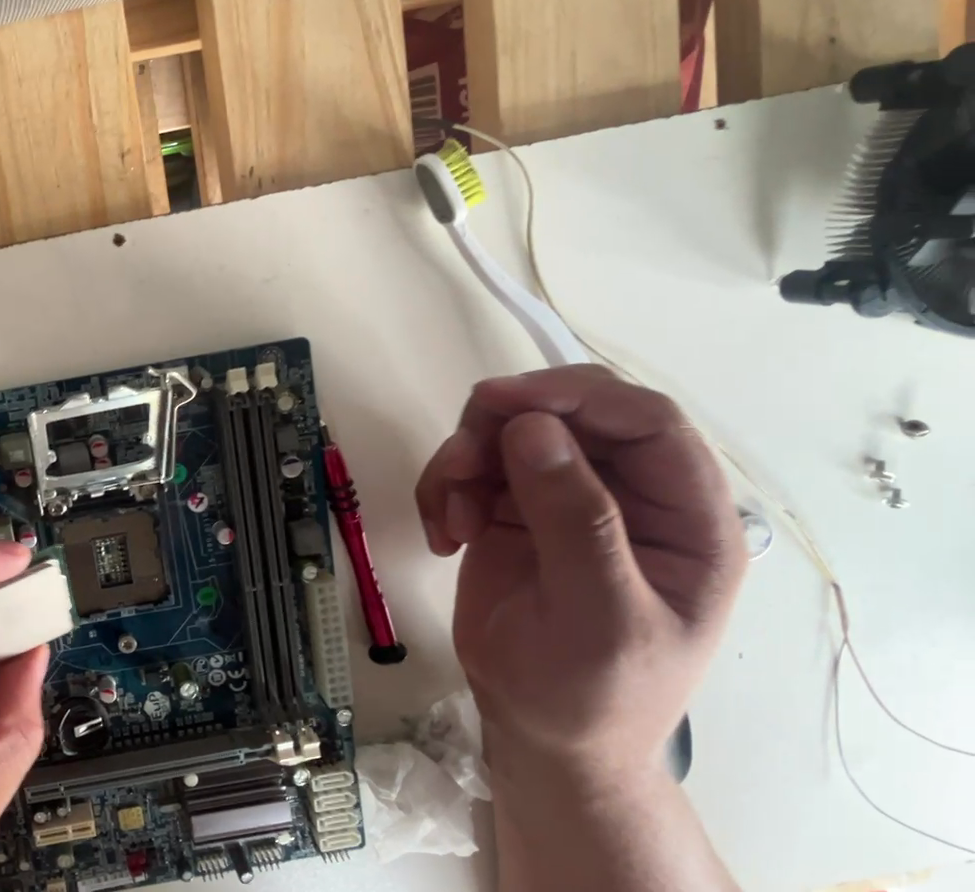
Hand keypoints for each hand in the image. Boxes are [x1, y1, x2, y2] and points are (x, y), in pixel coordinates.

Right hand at [415, 366, 746, 780]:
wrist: (540, 733)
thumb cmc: (593, 691)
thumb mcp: (598, 615)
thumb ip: (576, 520)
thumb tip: (532, 427)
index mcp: (686, 516)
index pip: (646, 420)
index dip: (578, 395)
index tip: (502, 403)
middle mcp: (629, 495)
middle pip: (568, 411)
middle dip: (503, 426)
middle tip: (459, 462)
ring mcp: (566, 498)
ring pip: (508, 431)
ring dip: (463, 462)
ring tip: (449, 519)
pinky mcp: (511, 510)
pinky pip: (471, 466)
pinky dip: (443, 488)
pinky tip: (443, 536)